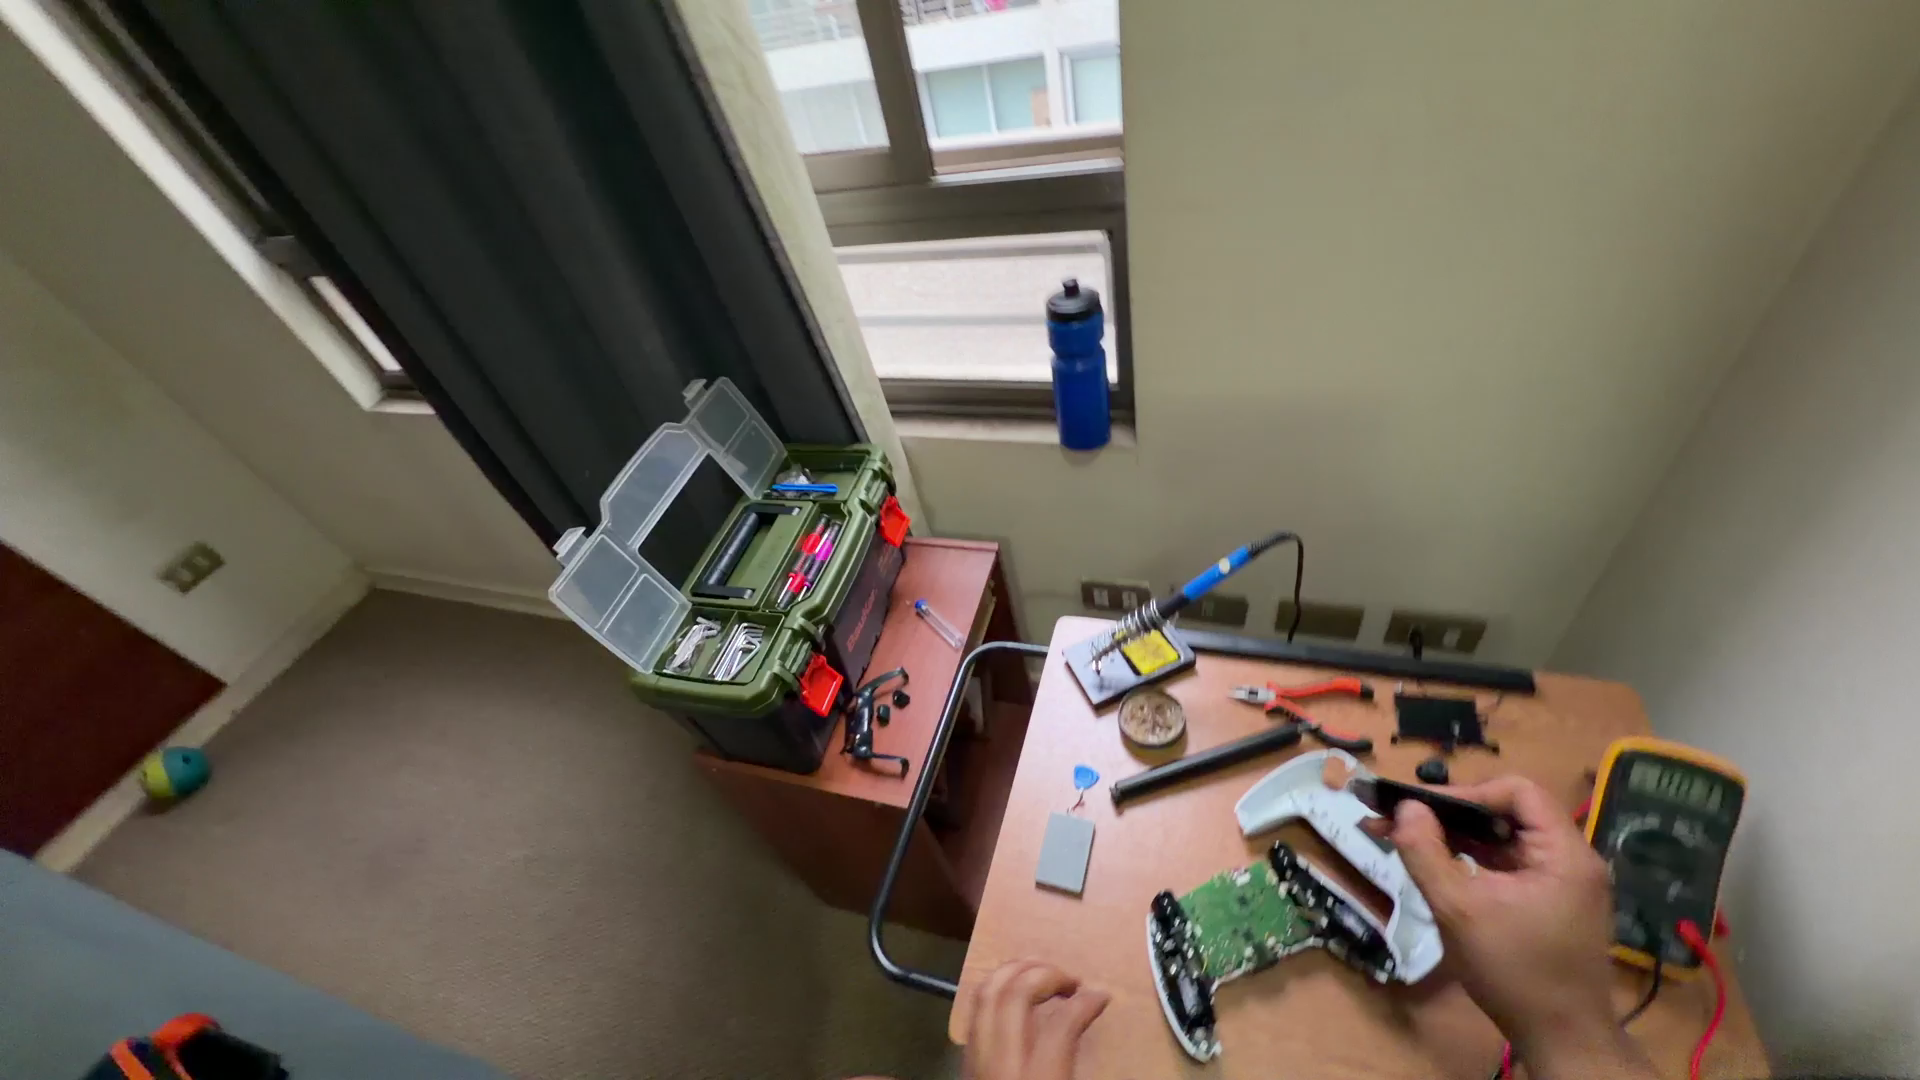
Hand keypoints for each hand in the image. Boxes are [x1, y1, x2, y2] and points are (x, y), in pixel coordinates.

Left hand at [959, 960, 1109, 1079]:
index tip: (1102, 995)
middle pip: (1016, 994)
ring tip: (1041, 972)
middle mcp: (1001, 1062)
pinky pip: (975, 1010)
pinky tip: (1013, 990)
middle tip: (1070, 979)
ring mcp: (976, 1060)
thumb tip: (1090, 1017)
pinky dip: (994, 988)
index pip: (1062, 1025)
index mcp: (1037, 1078)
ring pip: (987, 994)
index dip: (1086, 1004)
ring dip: (1015, 972)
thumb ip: (1074, 1062)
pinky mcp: (964, 1062)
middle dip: (1045, 974)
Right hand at [1390, 776, 1654, 1079]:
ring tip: (1402, 836)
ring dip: (1451, 834)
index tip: (1422, 808)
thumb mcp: (1458, 908)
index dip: (1467, 792)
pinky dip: (1466, 856)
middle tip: (1400, 818)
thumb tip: (1405, 807)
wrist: (1562, 1040)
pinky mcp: (1546, 899)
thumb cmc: (1513, 970)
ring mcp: (1559, 881)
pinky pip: (1501, 861)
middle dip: (1447, 812)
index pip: (1518, 791)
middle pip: (1505, 811)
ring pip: (1498, 836)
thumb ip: (1426, 851)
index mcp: (1563, 855)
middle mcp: (1569, 860)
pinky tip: (1431, 862)